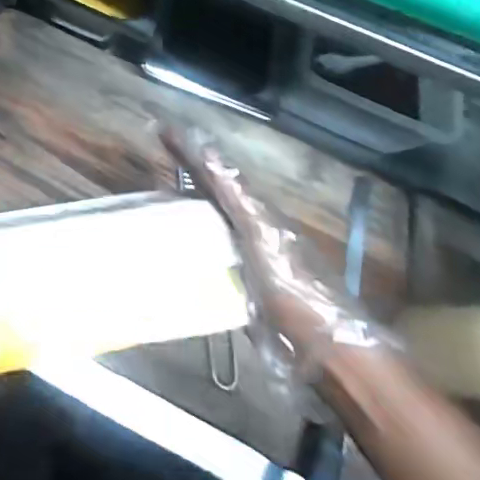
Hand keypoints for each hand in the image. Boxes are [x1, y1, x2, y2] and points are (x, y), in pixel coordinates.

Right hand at [162, 126, 355, 358]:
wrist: (326, 348)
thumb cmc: (294, 288)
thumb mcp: (263, 235)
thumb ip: (238, 198)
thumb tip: (210, 157)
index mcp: (257, 211)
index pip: (216, 172)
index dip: (190, 151)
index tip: (161, 131)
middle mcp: (252, 227)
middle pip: (213, 192)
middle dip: (185, 172)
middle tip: (154, 158)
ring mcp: (247, 256)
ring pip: (209, 220)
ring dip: (184, 204)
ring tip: (154, 197)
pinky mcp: (242, 285)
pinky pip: (208, 251)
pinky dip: (187, 238)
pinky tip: (173, 245)